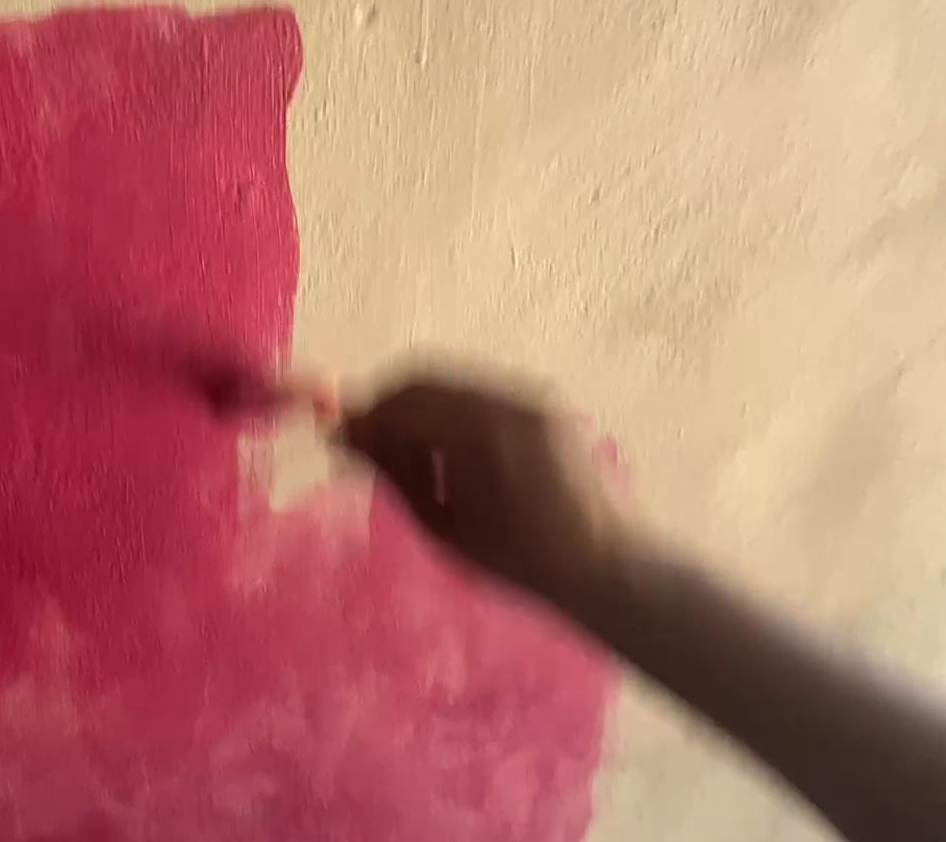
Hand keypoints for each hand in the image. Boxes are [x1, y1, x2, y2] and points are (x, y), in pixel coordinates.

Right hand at [332, 367, 628, 611]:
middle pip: (423, 380)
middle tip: (361, 441)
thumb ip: (392, 472)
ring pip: (444, 381)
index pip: (405, 402)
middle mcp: (511, 400)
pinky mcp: (536, 399)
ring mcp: (528, 395)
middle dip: (385, 406)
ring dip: (411, 408)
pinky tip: (438, 447)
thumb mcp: (442, 524)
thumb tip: (343, 437)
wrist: (608, 566)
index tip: (336, 436)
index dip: (365, 415)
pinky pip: (470, 391)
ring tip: (400, 449)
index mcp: (489, 434)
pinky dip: (441, 410)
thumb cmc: (519, 559)